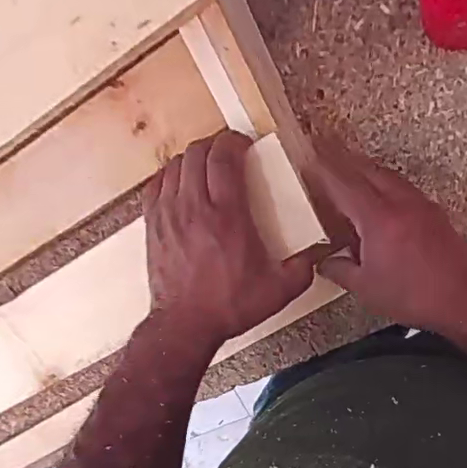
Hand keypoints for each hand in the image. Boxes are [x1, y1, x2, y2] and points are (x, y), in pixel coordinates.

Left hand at [142, 131, 322, 354]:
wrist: (186, 325)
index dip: (234, 141)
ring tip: (204, 166)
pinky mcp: (152, 226)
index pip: (225, 157)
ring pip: (175, 165)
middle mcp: (195, 207)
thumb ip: (301, 269)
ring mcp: (169, 214)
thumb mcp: (278, 291)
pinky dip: (168, 177)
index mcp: (228, 216)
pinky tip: (178, 184)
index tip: (243, 143)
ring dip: (191, 159)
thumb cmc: (228, 307)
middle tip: (226, 152)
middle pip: (197, 153)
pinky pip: (156, 185)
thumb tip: (314, 257)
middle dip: (213, 145)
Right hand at [307, 143, 466, 332]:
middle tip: (326, 152)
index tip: (310, 157)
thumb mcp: (366, 287)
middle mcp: (400, 204)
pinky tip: (380, 200)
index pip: (343, 184)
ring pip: (387, 177)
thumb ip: (340, 269)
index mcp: (378, 219)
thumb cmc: (414, 296)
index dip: (324, 169)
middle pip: (367, 170)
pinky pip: (404, 189)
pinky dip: (385, 186)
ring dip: (366, 170)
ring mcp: (420, 206)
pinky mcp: (434, 215)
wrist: (460, 300)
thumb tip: (325, 261)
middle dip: (343, 160)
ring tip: (350, 173)